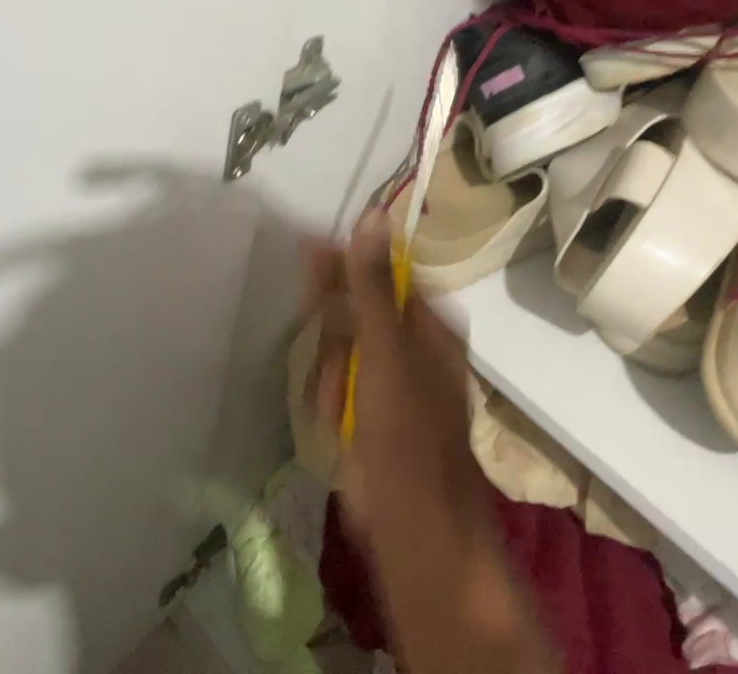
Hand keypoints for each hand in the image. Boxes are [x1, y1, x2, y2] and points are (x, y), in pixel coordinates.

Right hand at [306, 213, 559, 673]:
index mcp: (430, 326)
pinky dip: (330, 401)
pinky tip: (336, 423)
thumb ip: (372, 285)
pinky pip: (337, 386)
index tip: (307, 254)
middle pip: (358, 312)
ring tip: (339, 408)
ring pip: (341, 350)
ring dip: (330, 376)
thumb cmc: (405, 431)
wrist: (411, 522)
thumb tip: (373, 216)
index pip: (383, 272)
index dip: (345, 263)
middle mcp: (413, 348)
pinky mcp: (369, 414)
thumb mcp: (385, 350)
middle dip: (334, 336)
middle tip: (331, 367)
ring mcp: (390, 383)